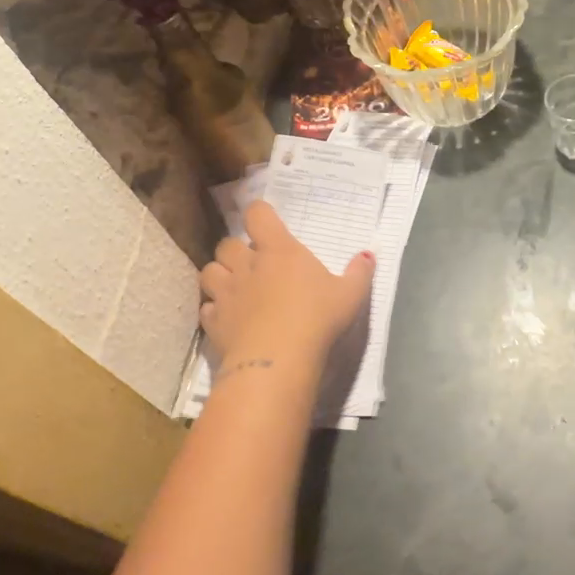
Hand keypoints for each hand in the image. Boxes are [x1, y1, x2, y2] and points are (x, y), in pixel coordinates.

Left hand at [200, 200, 373, 364]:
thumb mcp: (349, 295)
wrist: (277, 361)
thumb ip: (359, 272)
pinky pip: (206, 308)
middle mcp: (247, 265)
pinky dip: (214, 309)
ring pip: (210, 271)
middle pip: (227, 243)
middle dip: (236, 248)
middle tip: (252, 261)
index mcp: (278, 250)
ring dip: (219, 274)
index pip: (258, 214)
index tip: (265, 219)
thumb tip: (368, 254)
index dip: (259, 213)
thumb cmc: (316, 319)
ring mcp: (226, 294)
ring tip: (233, 286)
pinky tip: (227, 318)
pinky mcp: (214, 322)